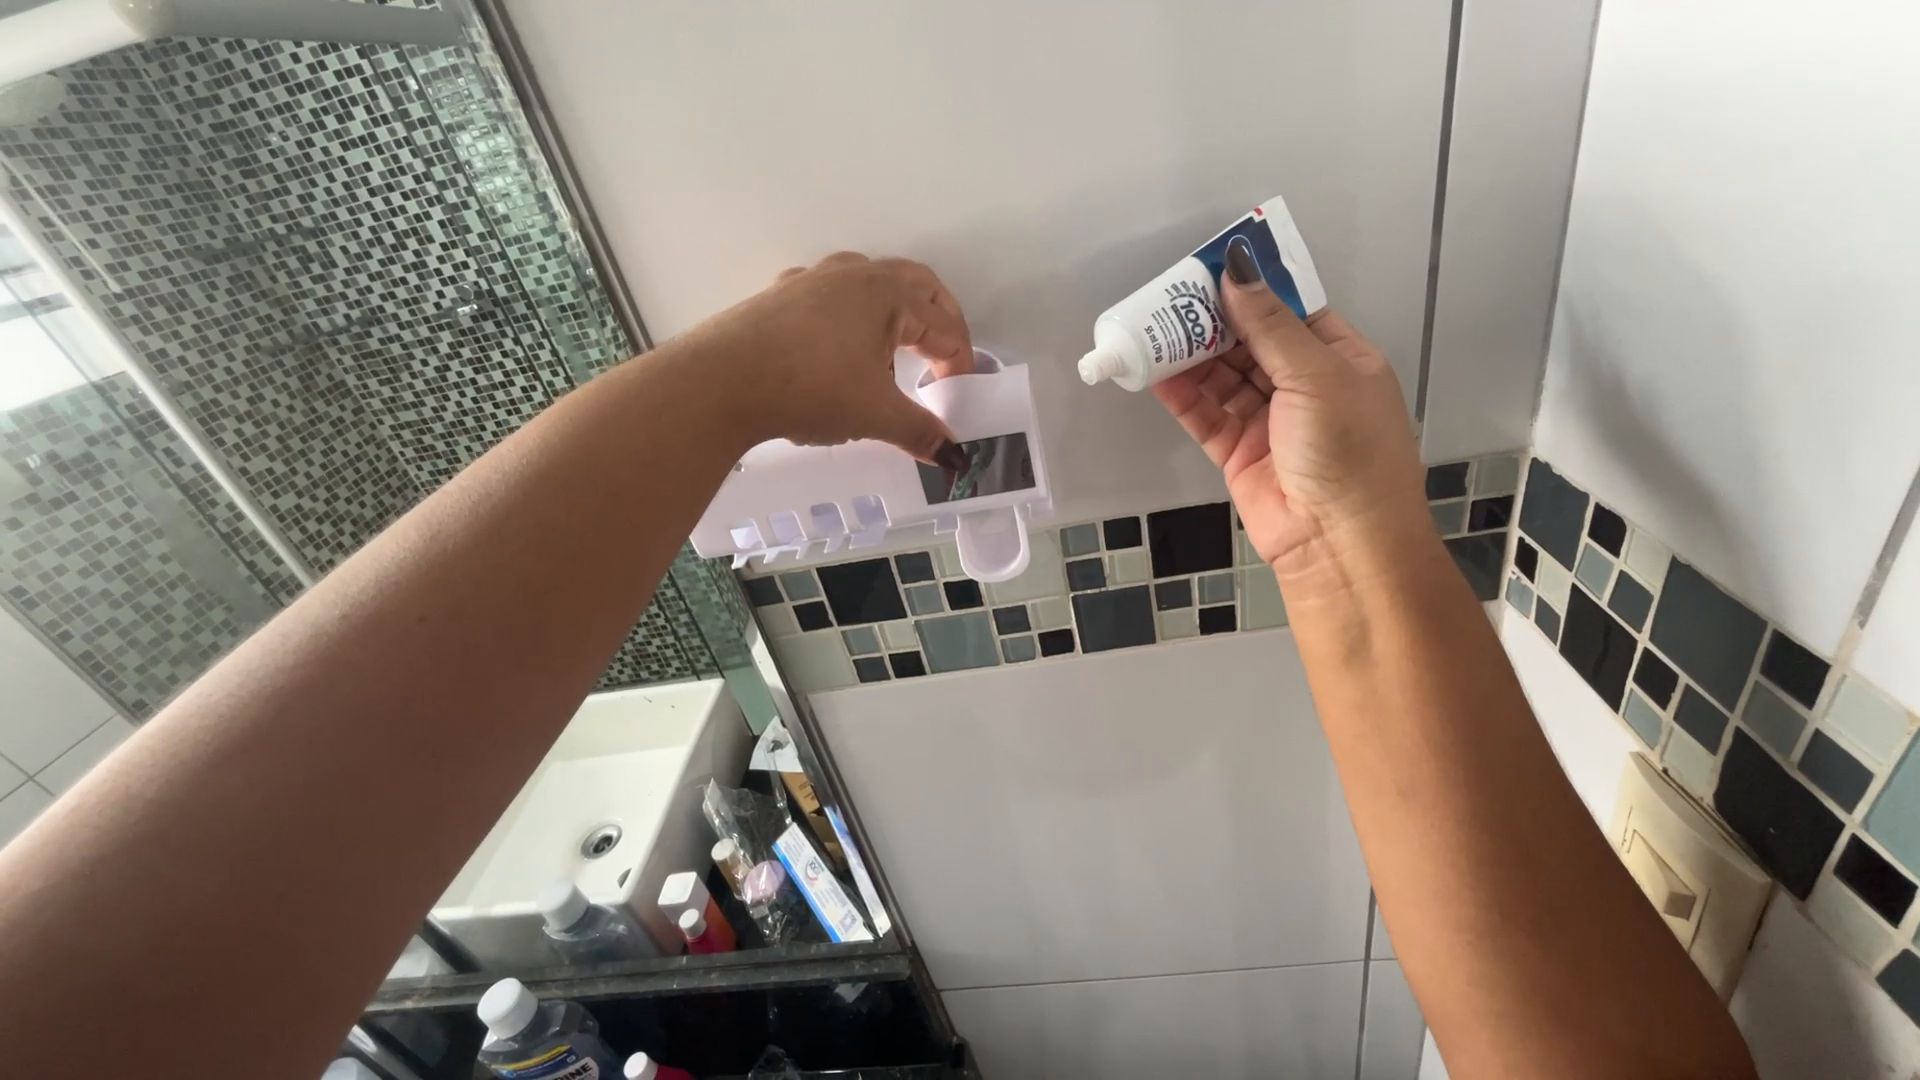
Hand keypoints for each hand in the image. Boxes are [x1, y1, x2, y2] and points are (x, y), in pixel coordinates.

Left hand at [696, 252, 973, 466]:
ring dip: (896, 306)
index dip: (958, 362)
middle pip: (918, 284)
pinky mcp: (782, 294)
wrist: (721, 382)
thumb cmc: (810, 390)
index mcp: (889, 298)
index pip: (944, 328)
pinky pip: (832, 292)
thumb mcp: (874, 416)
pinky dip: (852, 311)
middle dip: (940, 317)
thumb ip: (918, 432)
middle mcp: (856, 276)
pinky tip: (840, 342)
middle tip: (944, 353)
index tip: (955, 396)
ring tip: (896, 345)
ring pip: (872, 279)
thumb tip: (952, 456)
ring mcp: (815, 279)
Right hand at [1153, 238, 1426, 580]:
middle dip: (1211, 323)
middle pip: (1248, 343)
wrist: (1339, 542)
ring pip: (1222, 378)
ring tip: (1151, 332)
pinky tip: (1155, 375)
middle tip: (1168, 299)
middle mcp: (1303, 386)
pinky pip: (1205, 415)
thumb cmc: (1348, 449)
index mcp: (1339, 359)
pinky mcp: (1237, 451)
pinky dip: (1182, 395)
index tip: (1208, 269)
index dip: (1250, 290)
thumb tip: (1236, 269)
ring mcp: (1268, 420)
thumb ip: (1269, 325)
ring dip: (1190, 357)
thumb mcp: (1317, 376)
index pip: (1288, 312)